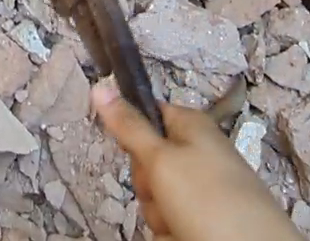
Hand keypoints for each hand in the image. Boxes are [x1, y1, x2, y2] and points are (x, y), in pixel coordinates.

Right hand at [92, 84, 301, 240]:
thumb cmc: (210, 202)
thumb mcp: (161, 160)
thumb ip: (128, 126)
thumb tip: (100, 84)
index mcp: (191, 127)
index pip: (147, 116)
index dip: (135, 138)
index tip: (139, 156)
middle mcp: (198, 155)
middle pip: (148, 165)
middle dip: (149, 188)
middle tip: (164, 196)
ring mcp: (205, 193)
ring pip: (158, 201)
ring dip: (162, 218)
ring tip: (183, 227)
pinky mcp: (209, 225)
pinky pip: (174, 225)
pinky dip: (176, 236)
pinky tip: (189, 240)